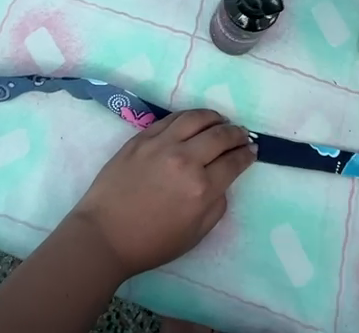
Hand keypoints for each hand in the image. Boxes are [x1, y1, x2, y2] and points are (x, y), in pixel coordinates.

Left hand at [63, 109, 256, 278]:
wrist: (105, 233)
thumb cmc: (151, 242)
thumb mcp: (195, 234)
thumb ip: (216, 206)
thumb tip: (222, 182)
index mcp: (201, 189)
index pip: (233, 162)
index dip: (246, 154)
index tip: (252, 150)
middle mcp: (185, 160)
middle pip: (219, 135)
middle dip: (236, 133)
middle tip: (242, 133)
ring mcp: (161, 144)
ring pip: (196, 118)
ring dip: (214, 117)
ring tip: (221, 120)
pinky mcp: (142, 136)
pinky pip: (171, 118)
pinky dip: (189, 116)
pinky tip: (194, 120)